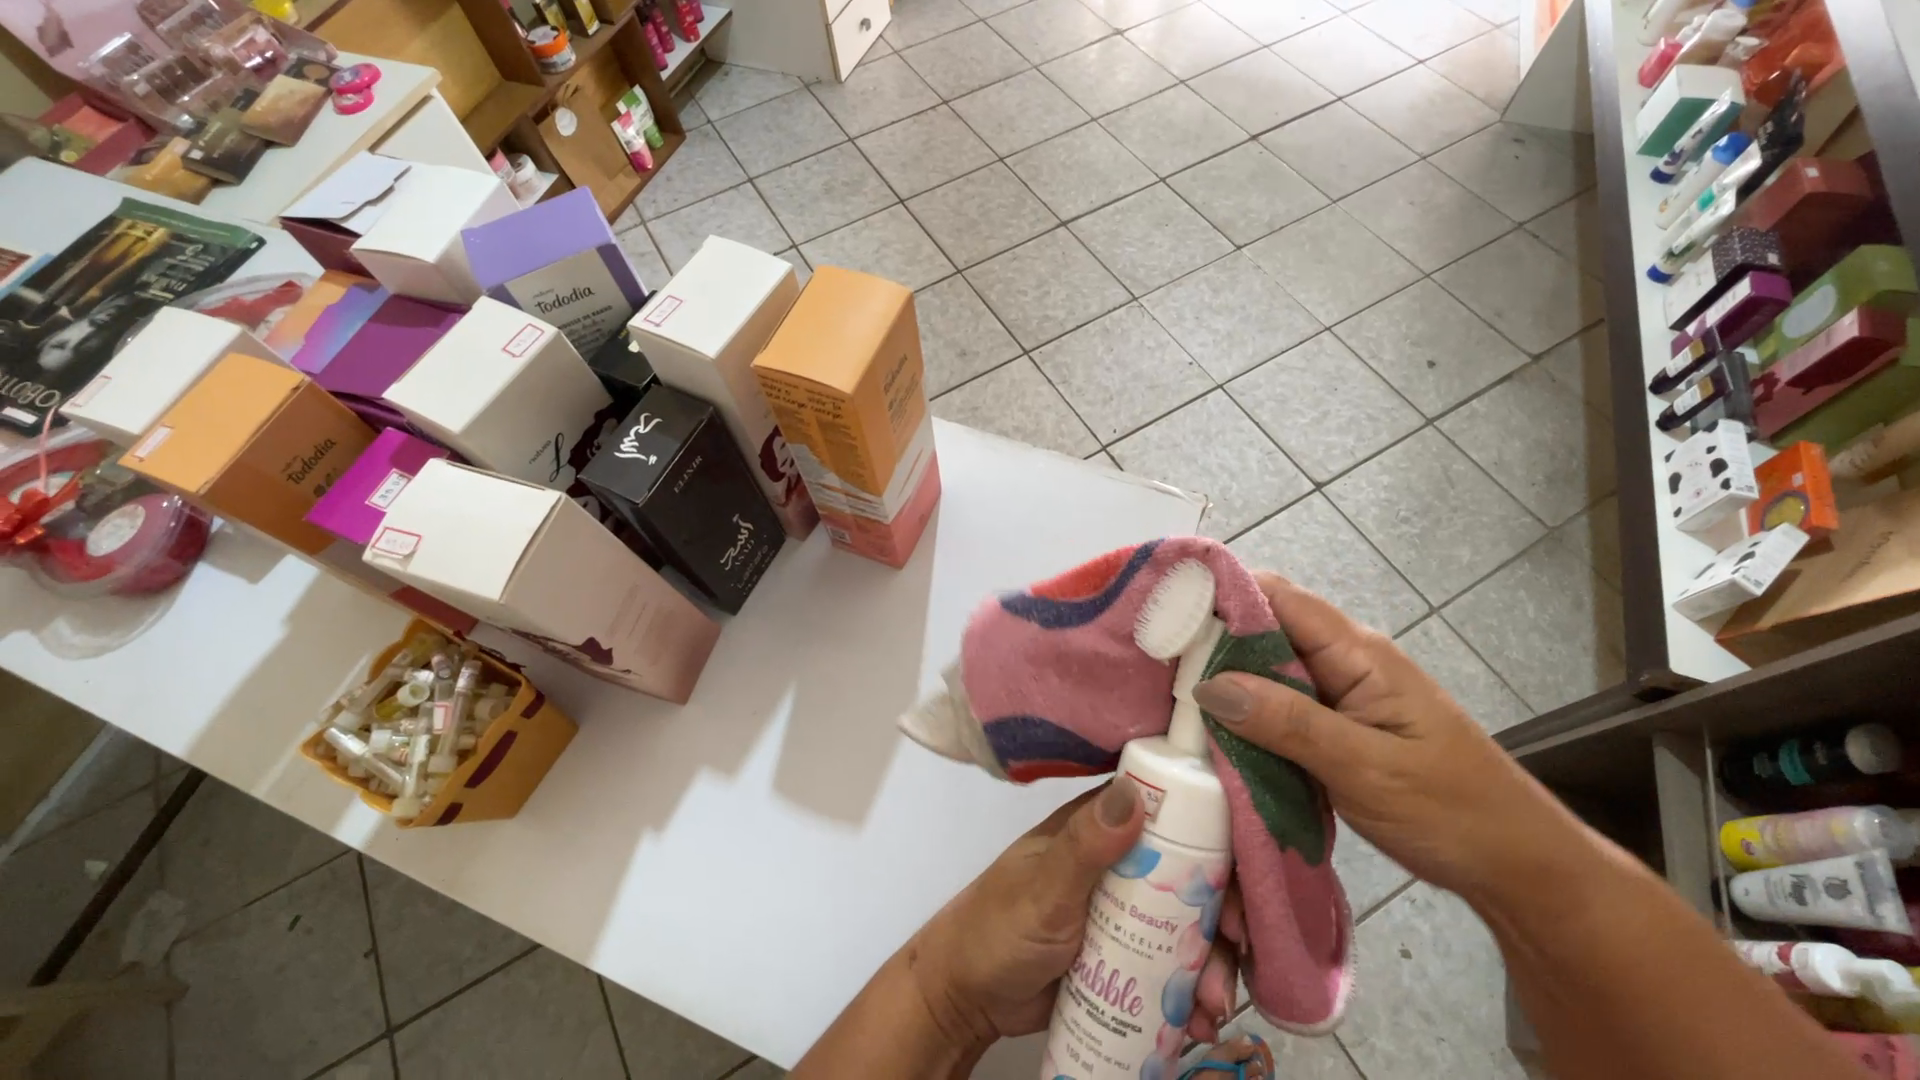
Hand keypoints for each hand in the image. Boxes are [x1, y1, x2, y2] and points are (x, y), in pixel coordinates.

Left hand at [907, 783, 1249, 1049]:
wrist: (966, 996)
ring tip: (1215, 1005)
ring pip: (1187, 926)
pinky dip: (1192, 992)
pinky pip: (1172, 966)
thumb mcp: (1043, 888)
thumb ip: (1085, 845)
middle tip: (1238, 948)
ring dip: (1212, 962)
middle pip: (1191, 877)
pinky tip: (1200, 1022)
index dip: (1215, 839)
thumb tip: (1135, 793)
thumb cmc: (998, 928)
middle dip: (1222, 913)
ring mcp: (1123, 911)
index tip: (1243, 878)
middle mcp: (1119, 861)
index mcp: (1100, 826)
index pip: (1170, 815)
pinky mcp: (1124, 954)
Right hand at [1190, 573, 1579, 903]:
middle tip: (1153, 661)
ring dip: (1224, 678)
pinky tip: (1210, 730)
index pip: (1279, 597)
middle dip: (1211, 638)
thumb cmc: (1450, 810)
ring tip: (1166, 693)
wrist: (1513, 862)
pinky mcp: (1336, 725)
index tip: (1164, 612)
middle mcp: (1347, 661)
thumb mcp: (1365, 768)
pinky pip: (1279, 704)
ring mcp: (1342, 694)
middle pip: (1267, 628)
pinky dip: (1244, 711)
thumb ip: (1288, 723)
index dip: (1221, 595)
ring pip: (1269, 668)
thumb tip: (1210, 685)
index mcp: (1359, 654)